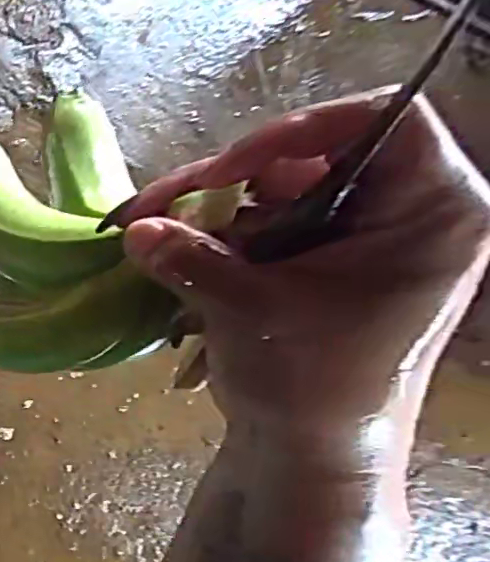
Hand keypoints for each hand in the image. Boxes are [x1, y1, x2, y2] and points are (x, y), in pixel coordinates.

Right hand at [108, 91, 489, 457]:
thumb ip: (191, 260)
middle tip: (150, 207)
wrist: (306, 438)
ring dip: (203, 209)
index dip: (295, 133)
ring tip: (149, 235)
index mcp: (428, 211)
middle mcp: (396, 213)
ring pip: (269, 192)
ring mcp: (348, 238)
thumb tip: (133, 228)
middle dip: (221, 178)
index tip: (217, 173)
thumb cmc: (309, 376)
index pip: (385, 123)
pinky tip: (167, 255)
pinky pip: (253, 228)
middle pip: (308, 158)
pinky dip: (206, 236)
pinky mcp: (306, 262)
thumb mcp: (249, 310)